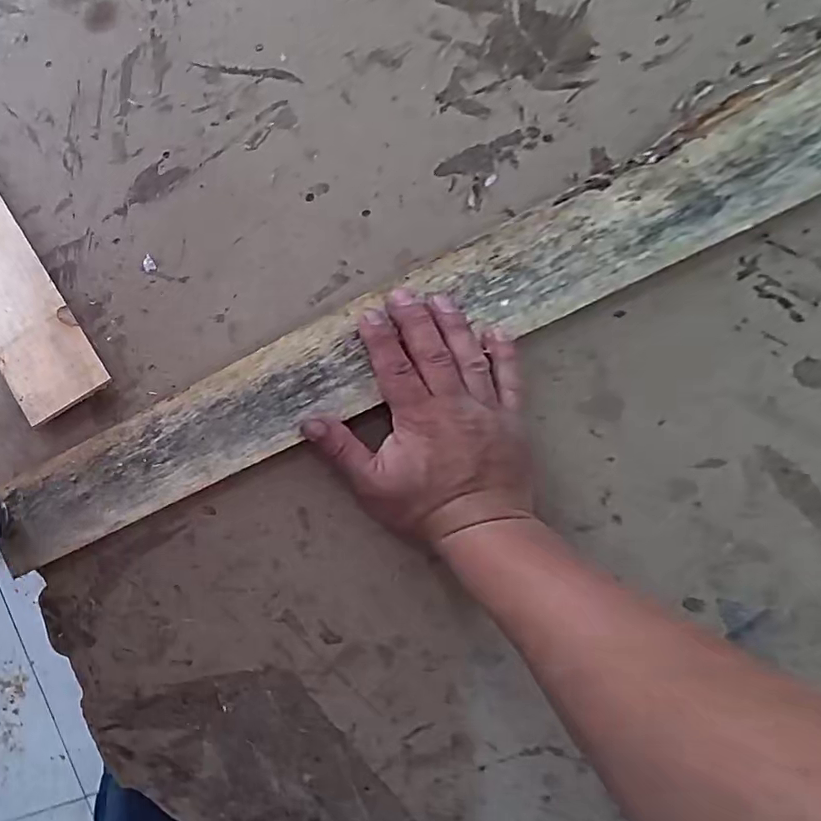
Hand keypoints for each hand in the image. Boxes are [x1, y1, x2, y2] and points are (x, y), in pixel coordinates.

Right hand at [301, 289, 535, 545]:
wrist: (483, 526)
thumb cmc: (420, 507)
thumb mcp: (370, 483)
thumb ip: (341, 449)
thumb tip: (310, 420)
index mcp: (417, 416)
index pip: (395, 368)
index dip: (381, 340)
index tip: (369, 314)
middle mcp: (453, 404)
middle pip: (432, 353)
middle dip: (415, 321)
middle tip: (403, 293)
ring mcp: (486, 409)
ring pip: (470, 358)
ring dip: (454, 326)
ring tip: (442, 299)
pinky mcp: (510, 419)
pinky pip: (509, 379)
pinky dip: (503, 353)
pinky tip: (495, 331)